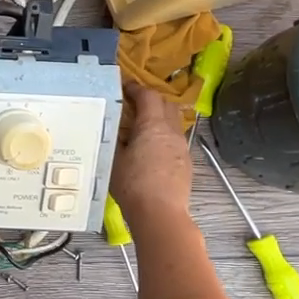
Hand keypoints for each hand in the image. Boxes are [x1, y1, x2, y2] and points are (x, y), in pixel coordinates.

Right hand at [110, 84, 191, 219]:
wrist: (160, 213)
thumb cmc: (132, 184)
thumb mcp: (113, 157)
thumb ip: (116, 137)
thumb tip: (115, 125)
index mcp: (152, 126)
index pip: (148, 96)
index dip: (135, 88)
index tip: (123, 86)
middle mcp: (171, 132)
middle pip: (166, 104)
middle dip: (151, 99)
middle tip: (132, 103)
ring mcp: (182, 147)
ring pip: (172, 122)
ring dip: (158, 117)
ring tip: (139, 126)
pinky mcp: (185, 162)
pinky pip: (174, 139)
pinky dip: (163, 135)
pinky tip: (149, 149)